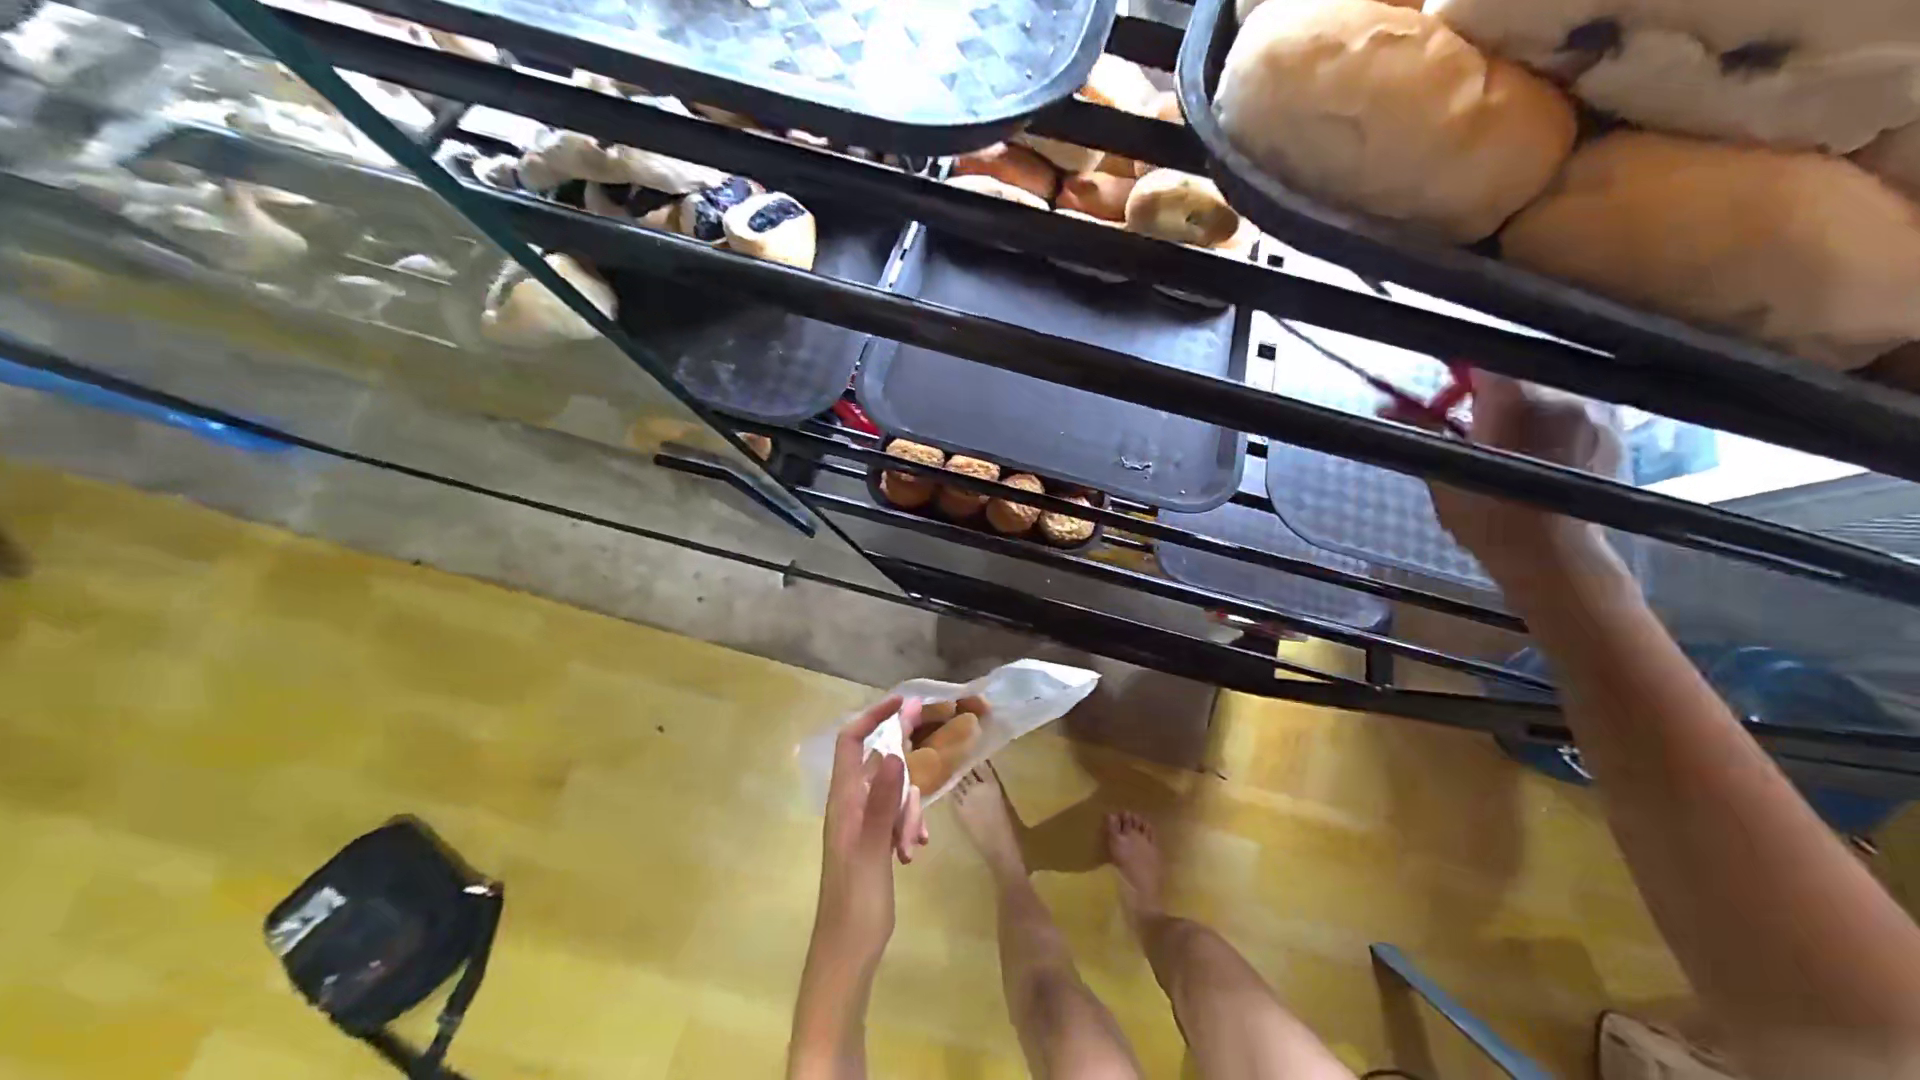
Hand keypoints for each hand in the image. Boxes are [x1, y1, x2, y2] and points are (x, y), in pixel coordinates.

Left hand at [814, 695, 928, 968]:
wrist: (847, 952)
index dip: (873, 717)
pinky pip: (898, 817)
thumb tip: (894, 753)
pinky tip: (916, 850)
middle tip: (928, 752)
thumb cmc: (856, 901)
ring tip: (912, 844)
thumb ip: (883, 802)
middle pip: (879, 763)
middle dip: (905, 765)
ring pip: (894, 793)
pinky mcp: (875, 841)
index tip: (904, 702)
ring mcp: (863, 824)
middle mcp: (851, 805)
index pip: (851, 742)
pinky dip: (909, 826)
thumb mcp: (873, 849)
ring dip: (910, 809)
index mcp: (844, 800)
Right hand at [1394, 369, 1624, 582]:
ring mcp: (1594, 413)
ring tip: (1503, 439)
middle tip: (1466, 422)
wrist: (1554, 558)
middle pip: (1516, 375)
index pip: (1483, 360)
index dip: (1458, 370)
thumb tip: (1385, 406)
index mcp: (1515, 402)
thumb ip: (1420, 431)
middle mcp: (1561, 396)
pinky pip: (1574, 411)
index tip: (1443, 391)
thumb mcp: (1442, 474)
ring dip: (1521, 406)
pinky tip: (1535, 450)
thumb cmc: (1488, 519)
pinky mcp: (1613, 433)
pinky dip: (1549, 421)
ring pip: (1546, 392)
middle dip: (1488, 393)